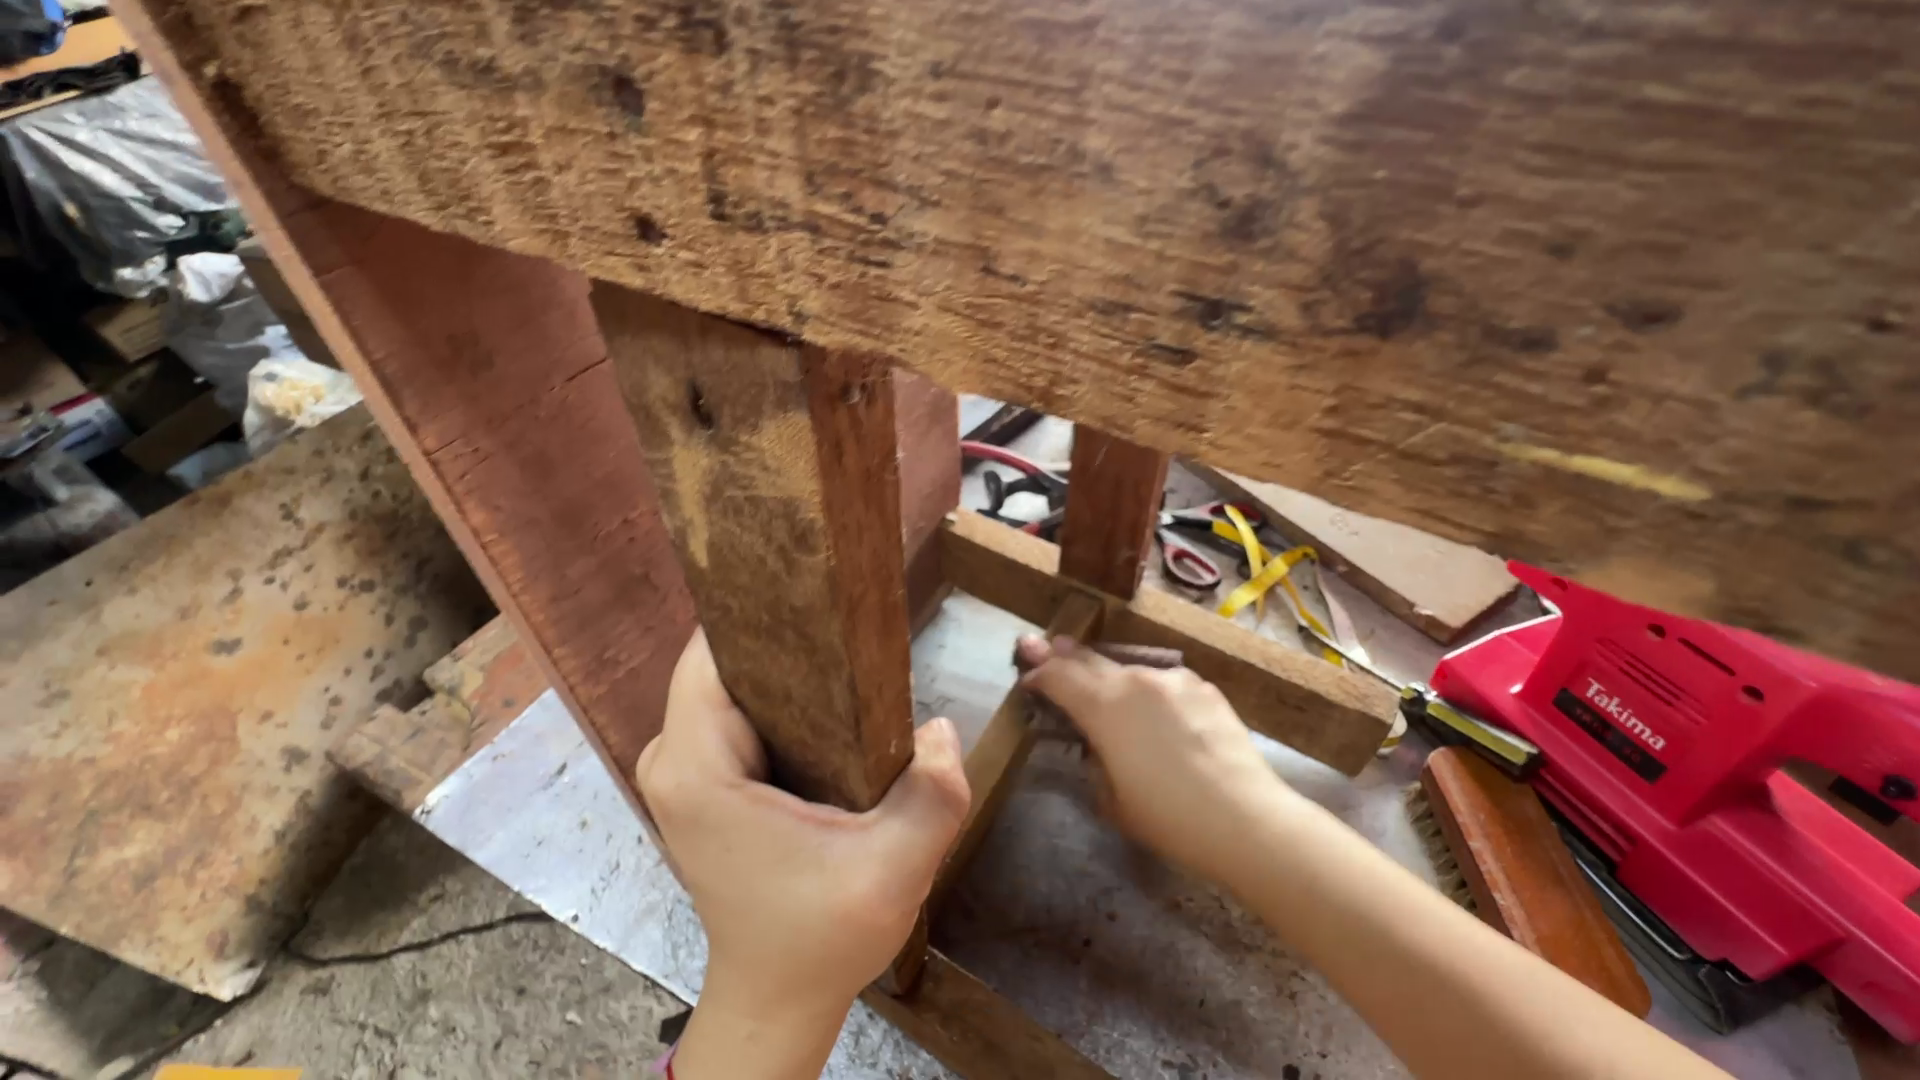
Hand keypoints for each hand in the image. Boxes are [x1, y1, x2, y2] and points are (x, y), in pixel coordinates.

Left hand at [637, 630, 970, 1018]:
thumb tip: (940, 728)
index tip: (825, 591)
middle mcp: (674, 758)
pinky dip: (782, 698)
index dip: (765, 612)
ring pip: (733, 682)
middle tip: (859, 629)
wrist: (778, 996)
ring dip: (790, 668)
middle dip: (790, 638)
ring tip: (854, 659)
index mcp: (698, 768)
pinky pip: (736, 710)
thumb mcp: (894, 871)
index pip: (712, 651)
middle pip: (725, 661)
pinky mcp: (703, 780)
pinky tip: (833, 700)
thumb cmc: (823, 937)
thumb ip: (933, 796)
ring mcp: (684, 769)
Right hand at [1017, 635, 1290, 885]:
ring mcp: (1173, 679)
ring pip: (1127, 668)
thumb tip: (1095, 742)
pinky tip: (1150, 707)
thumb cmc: (1167, 818)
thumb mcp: (1110, 797)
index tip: (1025, 672)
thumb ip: (1094, 759)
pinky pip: (1162, 681)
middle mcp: (1134, 680)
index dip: (1037, 673)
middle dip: (1062, 654)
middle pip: (1088, 660)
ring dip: (1105, 671)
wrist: (1244, 818)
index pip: (1058, 677)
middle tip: (1041, 644)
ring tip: (1093, 672)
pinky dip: (1146, 688)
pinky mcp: (1203, 687)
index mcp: (1104, 707)